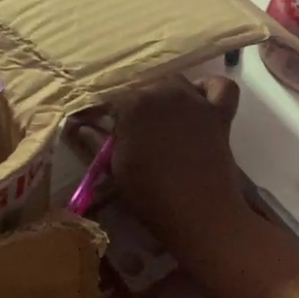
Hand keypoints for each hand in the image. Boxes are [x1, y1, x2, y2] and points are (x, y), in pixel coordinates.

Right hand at [105, 75, 253, 248]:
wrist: (201, 216)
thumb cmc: (150, 195)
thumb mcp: (115, 169)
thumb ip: (96, 142)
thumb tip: (78, 127)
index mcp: (131, 104)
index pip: (110, 97)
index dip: (102, 113)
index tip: (97, 127)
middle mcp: (162, 91)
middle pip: (142, 86)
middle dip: (133, 104)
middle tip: (129, 129)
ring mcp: (194, 100)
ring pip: (174, 81)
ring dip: (164, 95)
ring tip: (159, 118)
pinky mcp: (219, 112)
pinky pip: (219, 86)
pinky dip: (208, 88)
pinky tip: (198, 101)